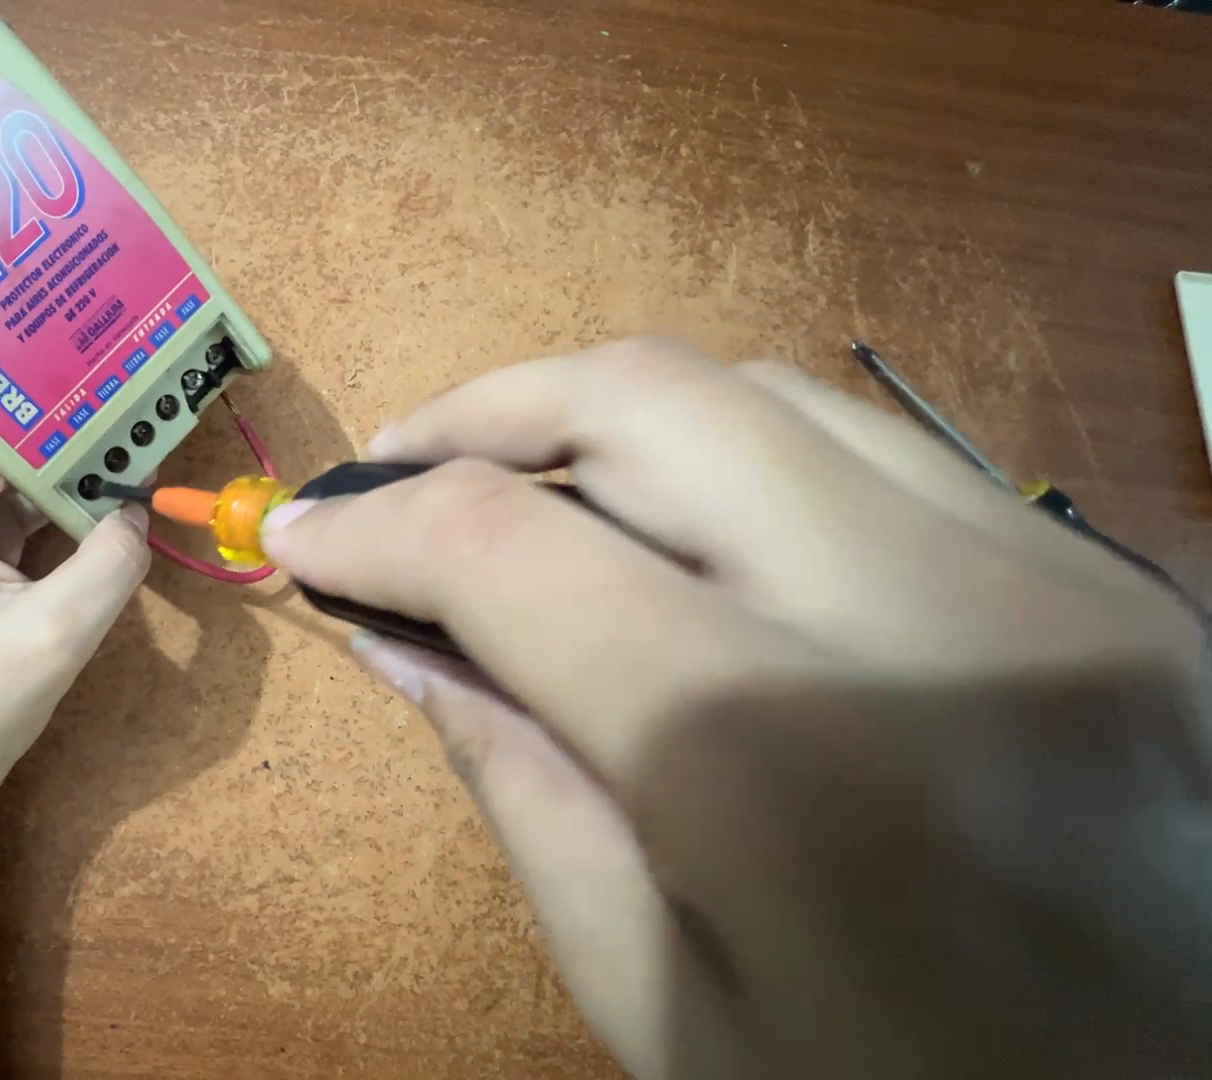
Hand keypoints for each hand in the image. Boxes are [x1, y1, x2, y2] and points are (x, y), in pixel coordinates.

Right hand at [260, 338, 1211, 1079]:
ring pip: (751, 391)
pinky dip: (707, 451)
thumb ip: (509, 772)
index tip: (300, 535)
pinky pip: (850, 445)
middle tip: (391, 465)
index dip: (373, 525)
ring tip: (507, 481)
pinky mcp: (1099, 580)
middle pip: (645, 397)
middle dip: (478, 411)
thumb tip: (393, 635)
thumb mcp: (646, 982)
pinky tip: (657, 522)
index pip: (507, 549)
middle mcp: (924, 617)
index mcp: (776, 758)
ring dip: (587, 416)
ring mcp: (1047, 578)